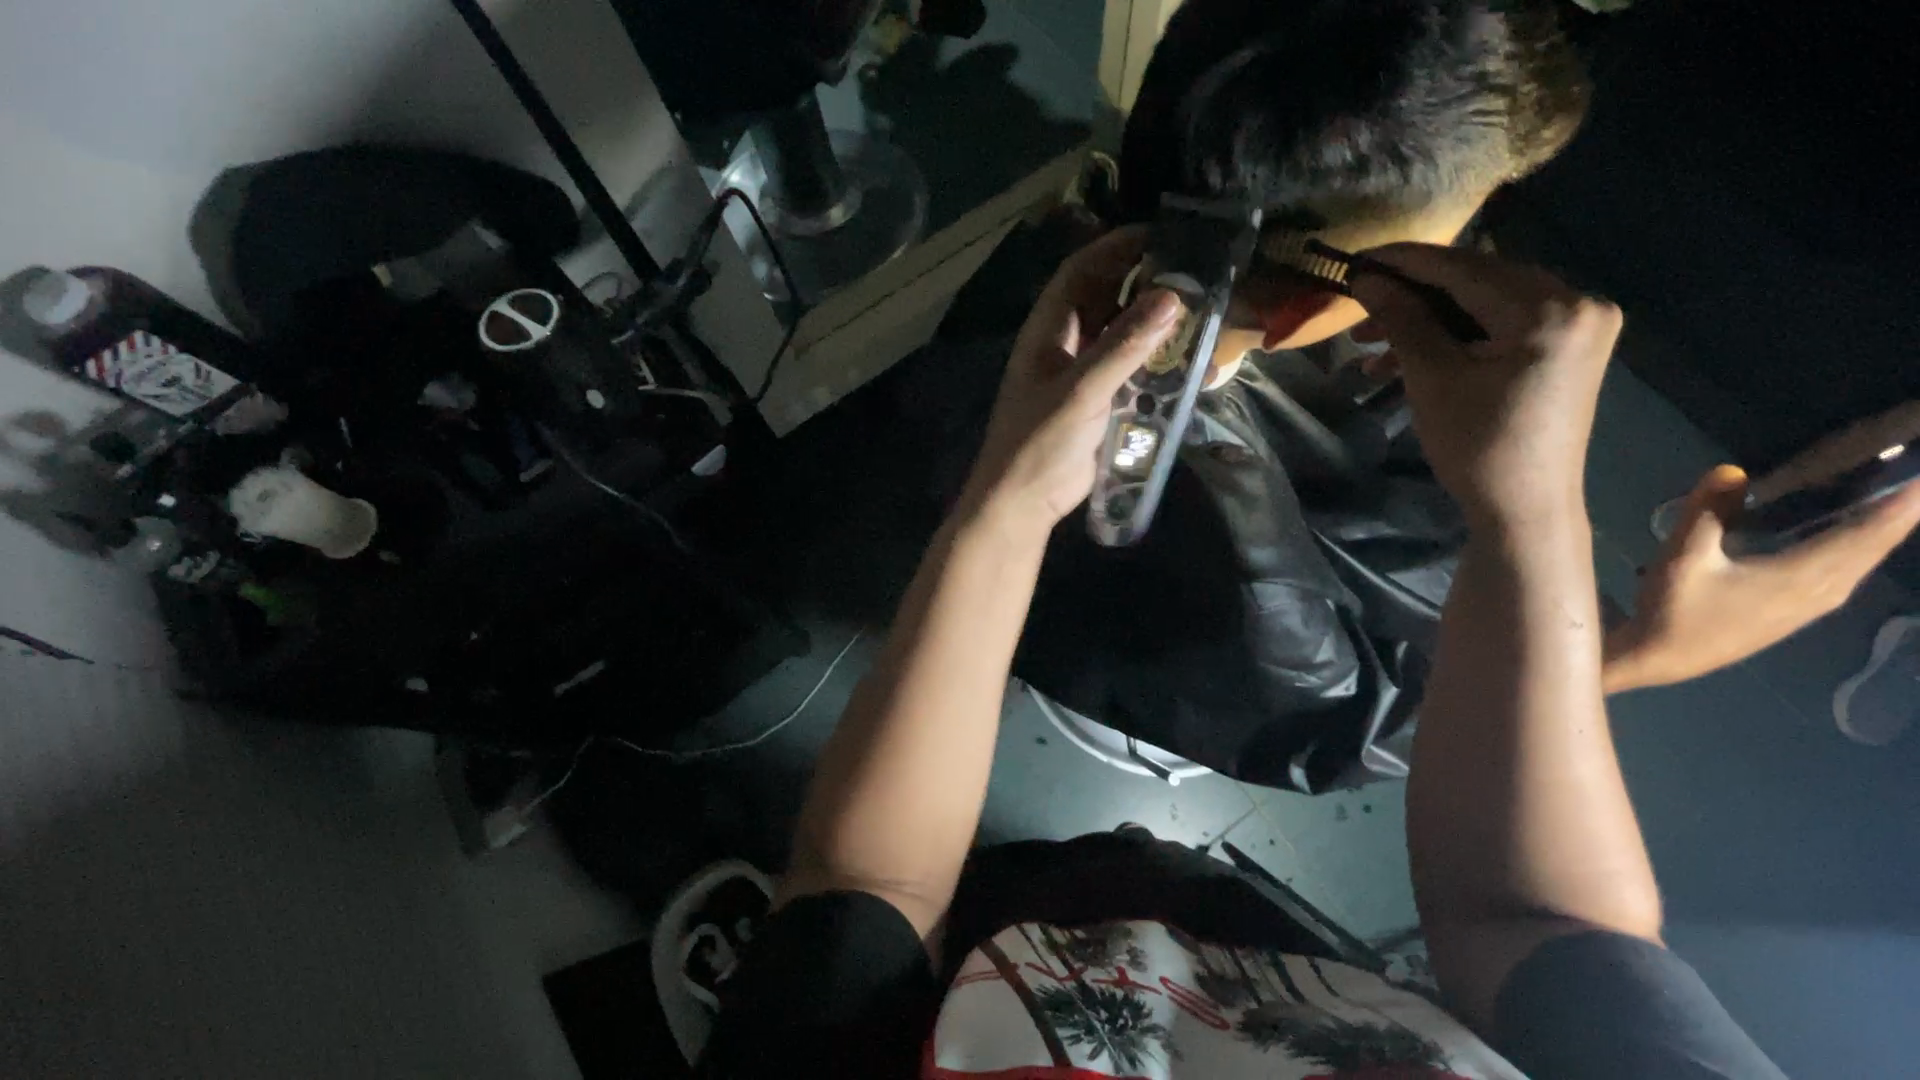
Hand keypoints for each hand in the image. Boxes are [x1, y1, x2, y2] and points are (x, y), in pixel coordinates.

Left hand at [961, 228, 1184, 526]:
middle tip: (1197, 274)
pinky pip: (1136, 374)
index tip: (1162, 236)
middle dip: (1148, 284)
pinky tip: (1196, 367)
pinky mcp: (1102, 403)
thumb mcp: (1081, 391)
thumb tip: (1172, 297)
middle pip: (1109, 300)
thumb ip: (1124, 346)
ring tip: (1206, 315)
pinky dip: (1162, 367)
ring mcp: (1085, 375)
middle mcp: (1067, 345)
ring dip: (1161, 327)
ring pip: (1127, 336)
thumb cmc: (1038, 442)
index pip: (1081, 272)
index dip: (1116, 249)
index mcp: (1049, 331)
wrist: (1023, 502)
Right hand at [1348, 244, 1623, 536]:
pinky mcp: (1566, 347)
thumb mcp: (1432, 377)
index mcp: (1551, 309)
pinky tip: (1408, 357)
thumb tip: (1366, 277)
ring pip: (1485, 304)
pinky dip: (1456, 336)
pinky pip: (1501, 325)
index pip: (1465, 268)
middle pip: (1478, 281)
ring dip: (1427, 318)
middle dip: (1413, 294)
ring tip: (1372, 342)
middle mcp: (1577, 302)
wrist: (1524, 507)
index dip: (1406, 262)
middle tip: (1361, 305)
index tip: (1358, 258)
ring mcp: (1577, 325)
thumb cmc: (1477, 445)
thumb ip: (1402, 318)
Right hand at [1603, 465, 1919, 691]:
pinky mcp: (1795, 614)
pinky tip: (1844, 541)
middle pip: (1874, 548)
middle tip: (1911, 483)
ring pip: (1862, 563)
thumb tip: (1731, 470)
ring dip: (1879, 534)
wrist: (1660, 659)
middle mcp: (1822, 591)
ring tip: (1889, 505)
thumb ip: (1707, 513)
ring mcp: (1811, 607)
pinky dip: (1856, 550)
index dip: (1903, 504)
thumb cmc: (1674, 609)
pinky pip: (1844, 574)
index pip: (1869, 532)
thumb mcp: (1682, 557)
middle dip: (1900, 515)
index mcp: (1804, 575)